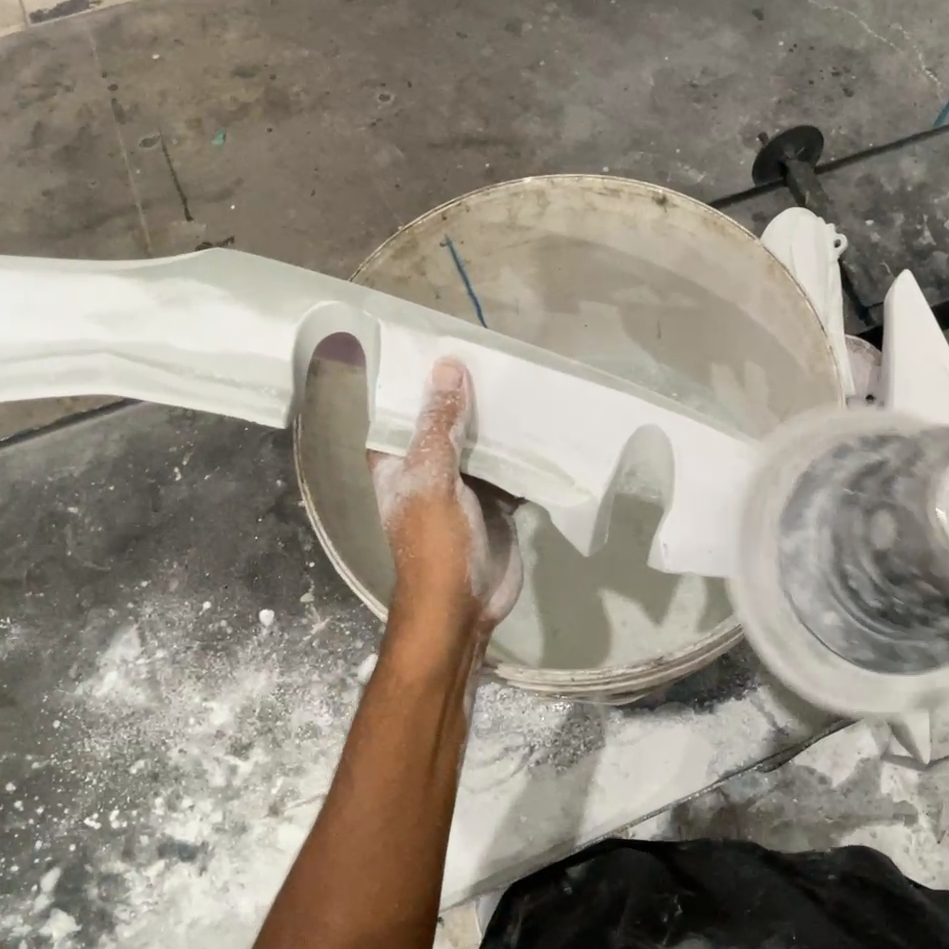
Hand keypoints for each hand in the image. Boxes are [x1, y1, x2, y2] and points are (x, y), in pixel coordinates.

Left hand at [369, 358, 523, 648]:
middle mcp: (430, 469)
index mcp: (400, 461)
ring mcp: (466, 488)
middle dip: (471, 395)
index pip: (404, 409)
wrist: (466, 606)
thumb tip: (448, 366)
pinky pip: (512, 470)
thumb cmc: (436, 545)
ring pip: (483, 445)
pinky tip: (548, 428)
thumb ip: (440, 426)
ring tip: (528, 382)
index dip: (420, 379)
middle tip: (501, 355)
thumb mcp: (432, 480)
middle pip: (449, 422)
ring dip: (502, 424)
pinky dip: (527, 455)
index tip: (444, 342)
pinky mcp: (498, 504)